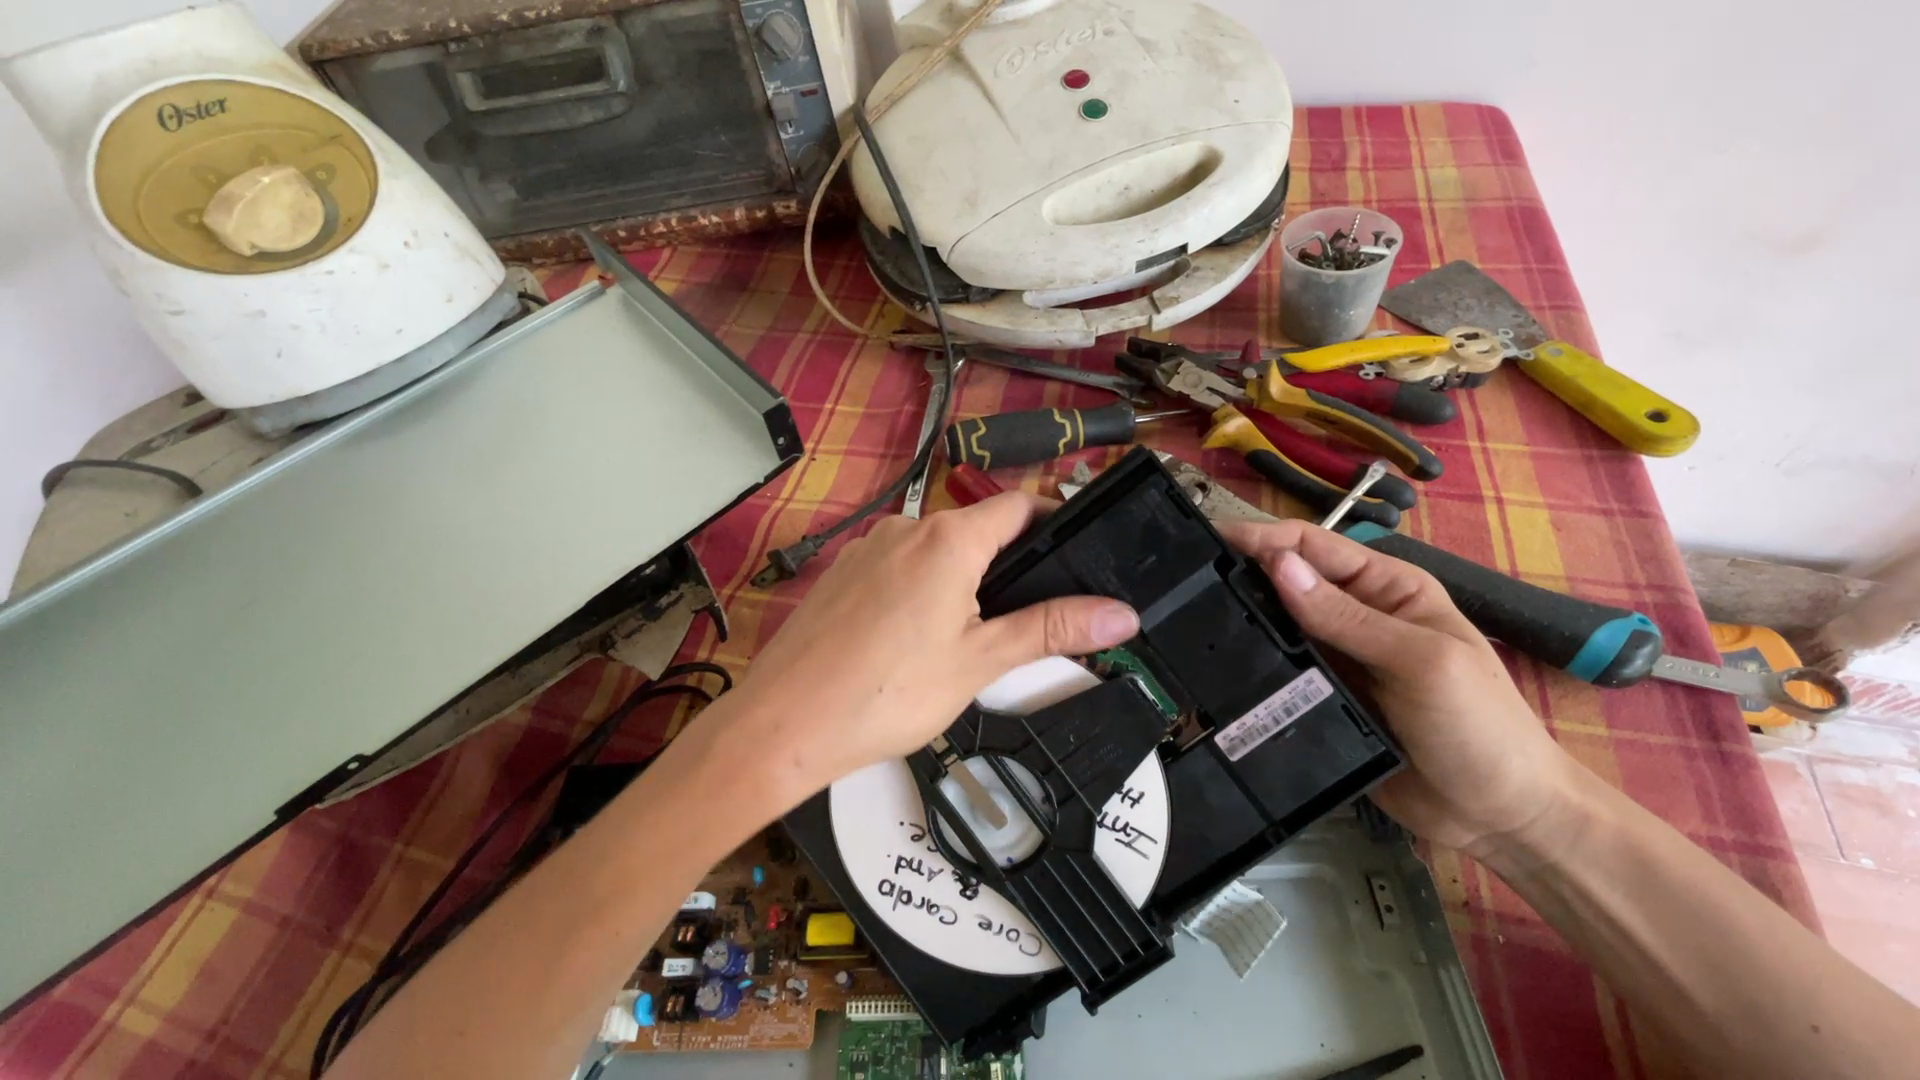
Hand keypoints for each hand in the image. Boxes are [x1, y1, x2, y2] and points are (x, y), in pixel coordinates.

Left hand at [725, 493, 1139, 799]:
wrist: (784, 724)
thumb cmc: (888, 692)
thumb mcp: (981, 661)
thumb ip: (1051, 629)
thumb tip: (1121, 614)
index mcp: (947, 538)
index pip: (1018, 505)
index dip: (1054, 521)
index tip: (1078, 551)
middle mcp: (904, 529)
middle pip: (976, 531)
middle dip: (1007, 566)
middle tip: (1028, 618)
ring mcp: (865, 550)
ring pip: (933, 554)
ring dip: (962, 582)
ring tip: (972, 641)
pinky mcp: (840, 576)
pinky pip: (896, 571)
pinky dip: (920, 593)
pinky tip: (914, 644)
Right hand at [1218, 520, 1577, 856]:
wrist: (1500, 815)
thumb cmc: (1479, 726)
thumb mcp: (1421, 661)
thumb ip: (1347, 617)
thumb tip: (1277, 565)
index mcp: (1389, 588)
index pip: (1314, 547)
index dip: (1263, 539)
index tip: (1208, 541)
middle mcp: (1357, 615)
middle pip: (1288, 582)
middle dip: (1243, 574)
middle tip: (1183, 578)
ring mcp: (1338, 660)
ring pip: (1277, 627)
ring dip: (1242, 619)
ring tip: (1185, 617)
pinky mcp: (1323, 700)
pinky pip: (1279, 673)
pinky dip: (1252, 665)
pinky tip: (1216, 665)